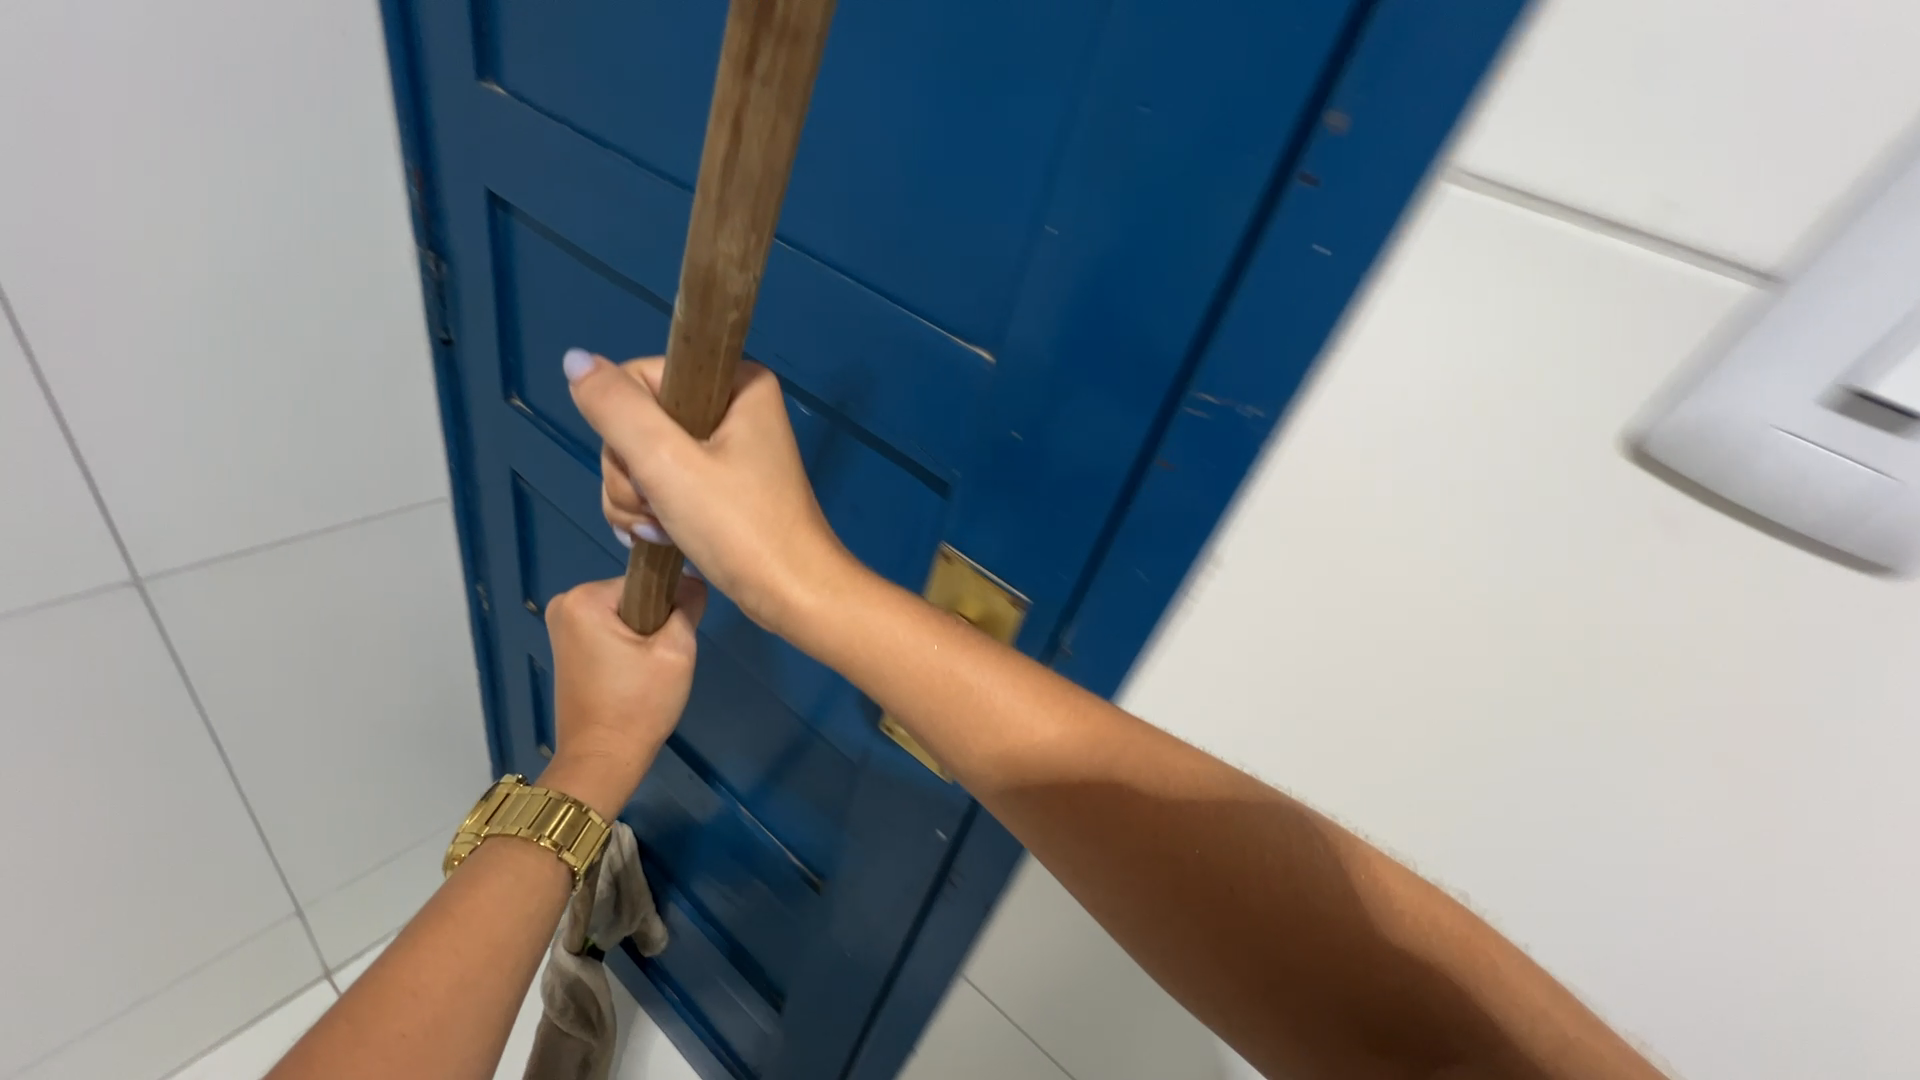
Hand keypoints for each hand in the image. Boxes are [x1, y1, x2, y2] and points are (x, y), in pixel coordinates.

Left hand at [537, 574, 705, 817]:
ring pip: (626, 614)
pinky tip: (636, 674)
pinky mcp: (567, 649)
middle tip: (663, 658)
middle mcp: (565, 605)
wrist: (604, 759)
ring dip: (644, 635)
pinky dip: (628, 647)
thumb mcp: (677, 650)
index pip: (647, 581)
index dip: (670, 605)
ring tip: (650, 669)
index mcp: (584, 598)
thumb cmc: (639, 703)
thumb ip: (689, 606)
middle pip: (634, 596)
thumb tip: (695, 579)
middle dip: (655, 621)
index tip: (676, 636)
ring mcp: (562, 628)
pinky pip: (611, 631)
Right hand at [563, 349, 861, 637]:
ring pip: (643, 458)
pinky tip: (660, 537)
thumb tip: (574, 358)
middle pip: (638, 421)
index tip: (652, 469)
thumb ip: (616, 409)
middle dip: (632, 474)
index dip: (627, 427)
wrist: (791, 594)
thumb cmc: (739, 528)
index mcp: (735, 383)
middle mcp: (732, 406)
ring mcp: (727, 449)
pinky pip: (663, 484)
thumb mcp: (667, 463)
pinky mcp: (721, 484)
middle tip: (657, 509)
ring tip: (661, 530)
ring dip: (638, 500)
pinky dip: (653, 512)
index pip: (640, 379)